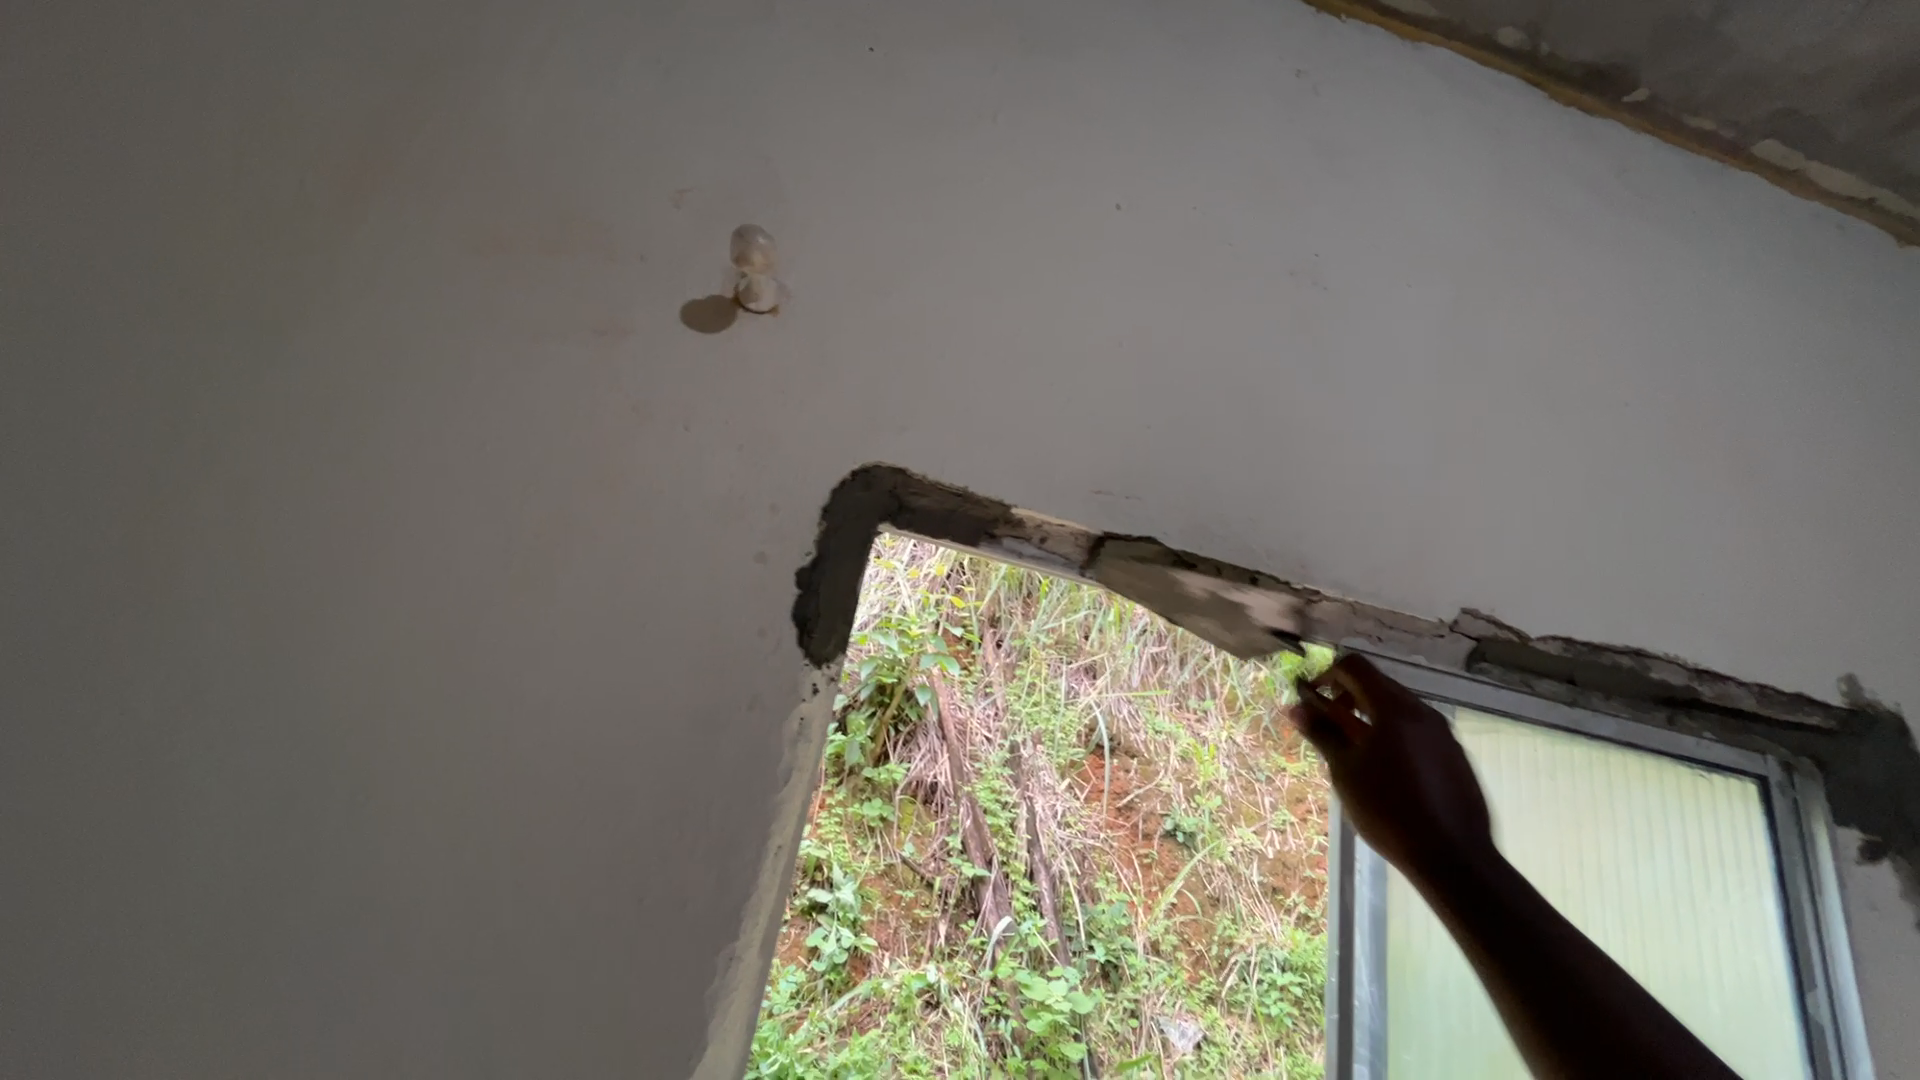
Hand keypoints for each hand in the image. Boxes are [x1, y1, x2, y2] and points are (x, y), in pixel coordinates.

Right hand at [1286, 654, 1493, 883]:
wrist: (1453, 858)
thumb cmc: (1388, 810)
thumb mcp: (1344, 771)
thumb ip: (1322, 733)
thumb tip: (1296, 709)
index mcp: (1393, 709)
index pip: (1355, 666)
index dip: (1327, 675)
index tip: (1313, 701)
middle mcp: (1422, 711)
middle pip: (1378, 684)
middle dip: (1347, 696)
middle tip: (1328, 726)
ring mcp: (1443, 733)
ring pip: (1398, 707)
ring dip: (1369, 716)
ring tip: (1354, 751)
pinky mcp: (1454, 755)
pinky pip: (1417, 729)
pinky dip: (1393, 734)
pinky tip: (1386, 770)